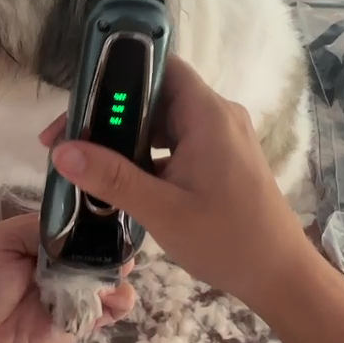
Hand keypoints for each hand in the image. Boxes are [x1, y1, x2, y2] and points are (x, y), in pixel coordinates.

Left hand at [0, 214, 135, 342]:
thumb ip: (41, 228)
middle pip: (97, 248)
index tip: (112, 217)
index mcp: (39, 240)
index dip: (94, 220)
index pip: (75, 223)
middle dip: (113, 246)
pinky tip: (114, 299)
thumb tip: (81, 224)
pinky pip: (111, 308)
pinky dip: (120, 301)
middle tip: (122, 248)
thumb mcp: (0, 241)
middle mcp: (60, 263)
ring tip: (118, 274)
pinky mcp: (82, 321)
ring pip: (109, 276)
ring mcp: (73, 292)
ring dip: (118, 272)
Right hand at [40, 55, 316, 309]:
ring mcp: (221, 137)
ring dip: (127, 137)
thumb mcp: (162, 210)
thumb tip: (62, 152)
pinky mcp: (221, 158)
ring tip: (87, 159)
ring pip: (163, 121)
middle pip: (155, 94)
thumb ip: (111, 178)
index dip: (116, 73)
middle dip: (111, 113)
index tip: (78, 102)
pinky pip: (176, 142)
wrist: (281, 277)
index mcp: (207, 114)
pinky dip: (148, 154)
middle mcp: (217, 115)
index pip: (158, 65)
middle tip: (70, 139)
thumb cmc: (227, 240)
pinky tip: (121, 177)